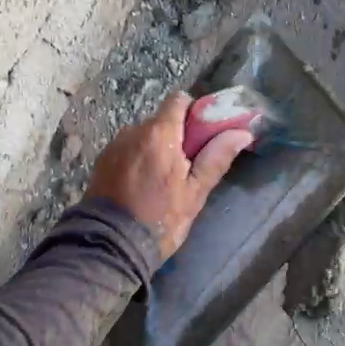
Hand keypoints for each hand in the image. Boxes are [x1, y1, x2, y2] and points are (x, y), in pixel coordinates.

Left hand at [86, 91, 253, 258]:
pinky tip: (139, 186)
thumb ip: (216, 158)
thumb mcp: (195, 193)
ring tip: (159, 182)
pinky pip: (127, 149)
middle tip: (184, 168)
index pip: (179, 100)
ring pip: (144, 136)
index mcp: (159, 133)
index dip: (192, 112)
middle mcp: (134, 129)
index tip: (200, 135)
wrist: (110, 245)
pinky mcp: (102, 159)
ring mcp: (115, 144)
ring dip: (154, 149)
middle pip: (161, 120)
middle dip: (174, 137)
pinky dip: (136, 159)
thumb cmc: (160, 219)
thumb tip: (241, 133)